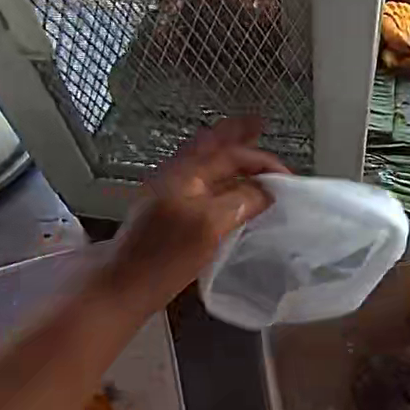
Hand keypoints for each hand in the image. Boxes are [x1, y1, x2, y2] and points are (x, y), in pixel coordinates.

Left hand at [104, 117, 288, 307]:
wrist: (122, 285)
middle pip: (210, 144)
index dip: (263, 161)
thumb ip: (241, 201)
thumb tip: (266, 191)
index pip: (232, 155)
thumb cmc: (166, 255)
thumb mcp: (210, 225)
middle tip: (258, 124)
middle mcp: (176, 174)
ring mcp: (168, 191)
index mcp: (187, 172)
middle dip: (235, 133)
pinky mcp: (166, 210)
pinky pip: (198, 177)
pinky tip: (225, 183)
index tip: (288, 177)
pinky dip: (217, 171)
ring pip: (202, 159)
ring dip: (225, 149)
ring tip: (245, 144)